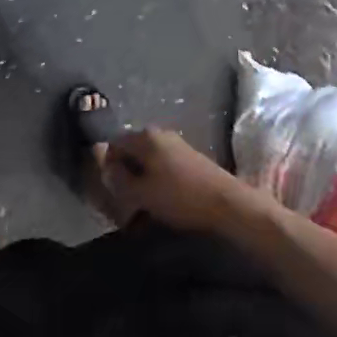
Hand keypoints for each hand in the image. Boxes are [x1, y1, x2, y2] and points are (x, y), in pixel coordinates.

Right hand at [100, 128, 272, 233]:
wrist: (229, 204)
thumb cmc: (180, 197)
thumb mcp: (142, 193)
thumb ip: (119, 180)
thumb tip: (106, 169)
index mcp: (143, 136)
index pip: (113, 144)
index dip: (108, 167)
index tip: (112, 190)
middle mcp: (158, 133)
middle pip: (131, 150)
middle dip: (126, 172)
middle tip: (128, 197)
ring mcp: (177, 143)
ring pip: (148, 158)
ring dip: (143, 177)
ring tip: (146, 201)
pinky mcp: (191, 157)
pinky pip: (164, 163)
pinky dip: (159, 178)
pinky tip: (165, 197)